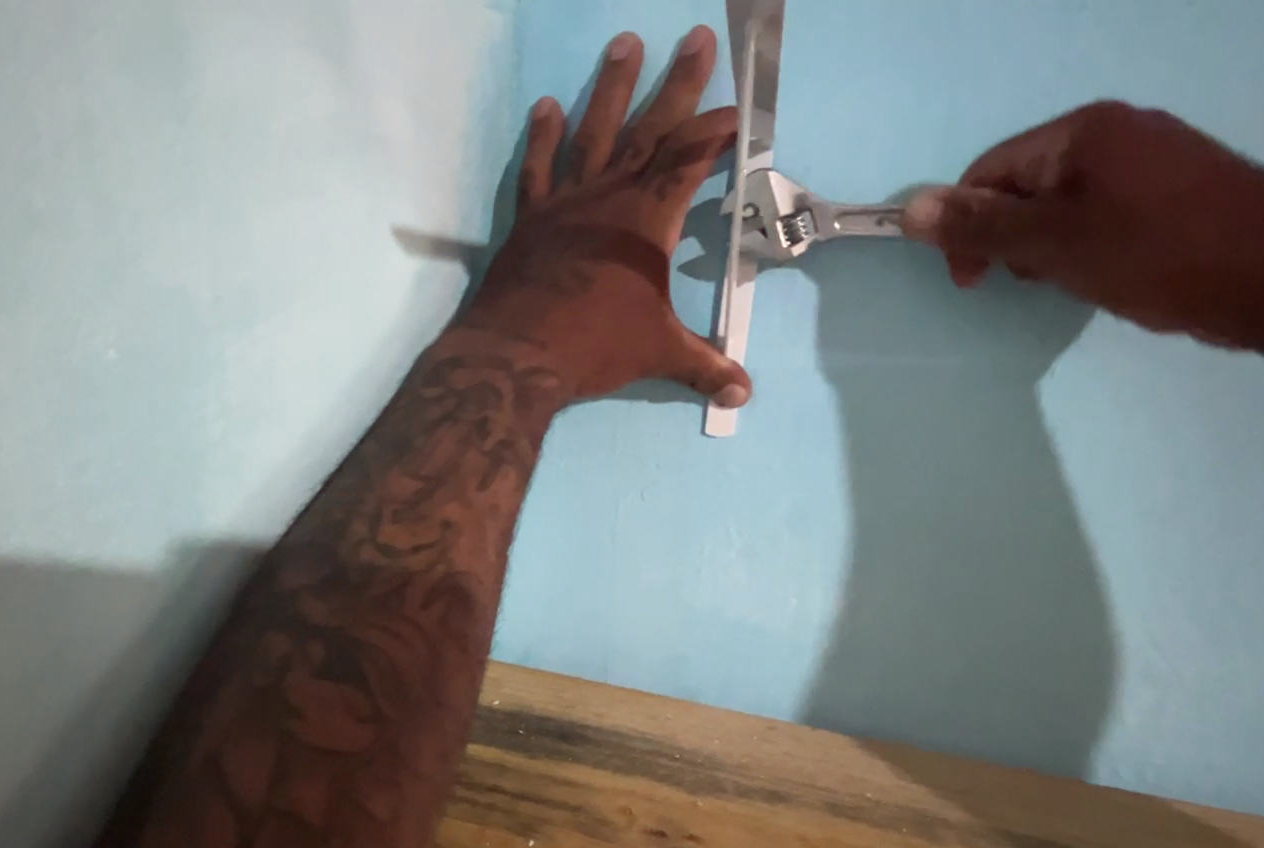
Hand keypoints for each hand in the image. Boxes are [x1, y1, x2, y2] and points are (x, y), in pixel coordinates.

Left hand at [461, 27, 751, 406]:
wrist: (519, 352)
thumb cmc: (596, 345)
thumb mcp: (659, 354)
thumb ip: (704, 366)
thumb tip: (744, 394)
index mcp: (648, 222)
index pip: (691, 162)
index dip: (716, 133)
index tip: (739, 108)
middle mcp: (609, 198)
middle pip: (650, 130)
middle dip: (678, 84)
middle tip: (697, 37)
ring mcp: (566, 203)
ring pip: (593, 132)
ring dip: (611, 88)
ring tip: (625, 41)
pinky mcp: (530, 219)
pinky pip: (537, 168)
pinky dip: (542, 137)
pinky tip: (546, 106)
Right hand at [902, 101, 1263, 347]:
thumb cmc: (1153, 253)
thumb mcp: (1051, 242)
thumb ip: (979, 226)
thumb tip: (910, 209)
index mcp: (1082, 133)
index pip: (989, 171)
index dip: (963, 225)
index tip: (969, 280)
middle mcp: (1117, 134)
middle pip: (1025, 186)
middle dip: (1008, 238)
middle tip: (1023, 282)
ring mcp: (1153, 162)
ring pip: (1063, 207)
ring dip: (1046, 249)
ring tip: (1069, 283)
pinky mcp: (1177, 194)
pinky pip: (1103, 216)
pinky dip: (1086, 249)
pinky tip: (1105, 277)